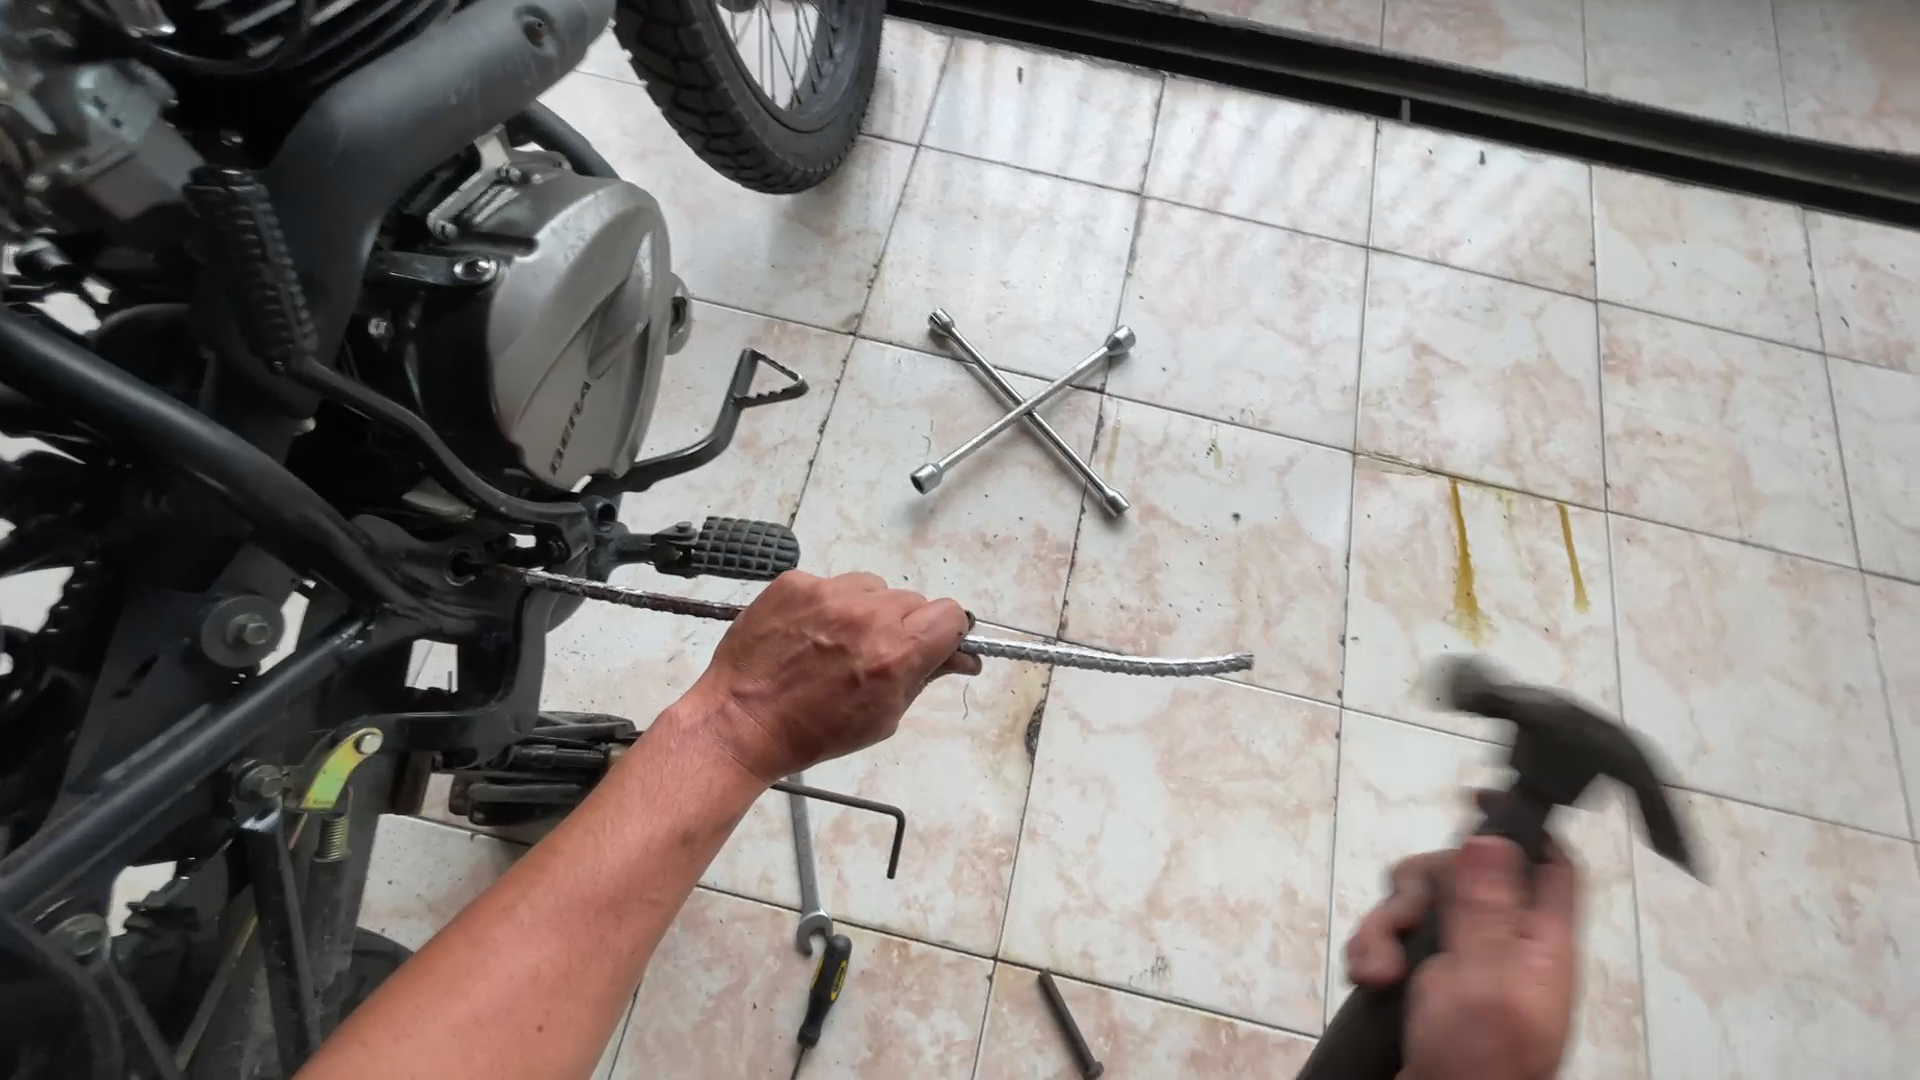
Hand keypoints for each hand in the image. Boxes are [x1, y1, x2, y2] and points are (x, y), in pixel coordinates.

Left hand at [674, 570, 978, 783]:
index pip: (951, 614)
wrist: (741, 721)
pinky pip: (832, 583)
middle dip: (903, 625)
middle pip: (913, 600)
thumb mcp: (884, 717)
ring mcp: (828, 594)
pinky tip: (808, 632)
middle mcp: (867, 616)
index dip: (945, 630)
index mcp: (896, 653)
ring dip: (867, 609)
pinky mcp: (795, 582)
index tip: (930, 644)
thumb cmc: (817, 732)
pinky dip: (828, 604)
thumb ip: (926, 676)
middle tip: (874, 653)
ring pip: (874, 587)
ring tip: (837, 641)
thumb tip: (965, 656)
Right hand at [1345, 827, 1580, 1079]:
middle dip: (1418, 889)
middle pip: (1459, 871)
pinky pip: (1389, 929)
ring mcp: (1460, 952)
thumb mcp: (1485, 982)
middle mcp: (1500, 939)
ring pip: (1415, 898)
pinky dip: (1372, 945)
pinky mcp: (1422, 964)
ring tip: (1379, 968)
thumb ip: (1487, 908)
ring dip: (1384, 925)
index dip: (1521, 827)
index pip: (1549, 866)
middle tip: (1408, 918)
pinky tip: (1371, 974)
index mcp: (1538, 942)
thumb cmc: (1477, 1060)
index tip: (1475, 795)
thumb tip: (1492, 839)